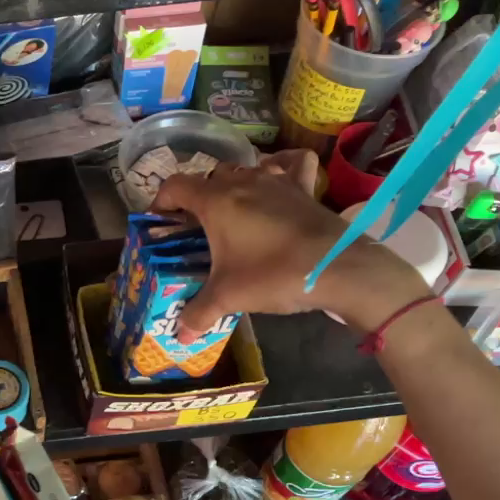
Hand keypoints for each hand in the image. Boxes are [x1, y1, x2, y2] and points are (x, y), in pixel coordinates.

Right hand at [148, 152, 431, 336]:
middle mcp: (243, 182)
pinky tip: (275, 179)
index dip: (161, 202)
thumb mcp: (228, 297)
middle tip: (195, 228)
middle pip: (208, 177)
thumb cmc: (273, 275)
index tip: (160, 224)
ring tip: (231, 212)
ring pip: (244, 169)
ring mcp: (276, 181)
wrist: (339, 269)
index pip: (175, 186)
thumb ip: (199, 313)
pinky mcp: (304, 189)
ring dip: (232, 185)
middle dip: (196, 198)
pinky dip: (280, 166)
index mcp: (216, 201)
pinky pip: (290, 164)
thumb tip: (180, 336)